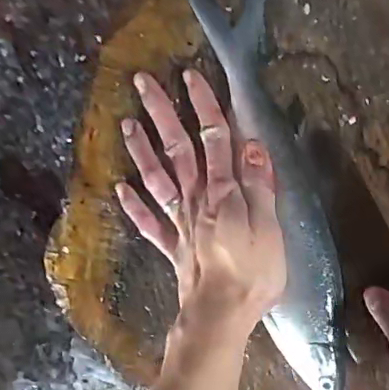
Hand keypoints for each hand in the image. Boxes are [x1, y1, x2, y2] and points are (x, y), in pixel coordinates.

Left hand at [117, 70, 286, 337]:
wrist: (221, 314)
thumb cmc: (253, 274)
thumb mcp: (269, 228)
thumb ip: (259, 187)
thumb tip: (252, 146)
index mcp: (224, 194)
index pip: (215, 141)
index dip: (204, 107)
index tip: (191, 75)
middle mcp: (197, 202)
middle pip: (178, 151)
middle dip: (163, 114)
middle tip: (142, 81)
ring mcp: (182, 226)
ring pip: (158, 180)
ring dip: (142, 151)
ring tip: (127, 124)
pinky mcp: (174, 250)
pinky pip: (150, 224)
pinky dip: (134, 206)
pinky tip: (119, 189)